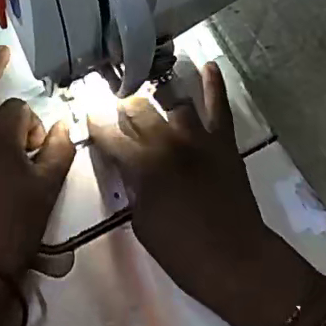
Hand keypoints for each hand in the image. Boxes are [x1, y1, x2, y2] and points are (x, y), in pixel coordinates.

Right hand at [90, 64, 323, 325]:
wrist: (236, 261)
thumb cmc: (180, 250)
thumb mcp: (140, 220)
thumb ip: (130, 184)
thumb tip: (123, 161)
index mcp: (140, 164)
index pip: (108, 132)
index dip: (95, 120)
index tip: (89, 112)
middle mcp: (165, 141)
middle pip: (137, 106)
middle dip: (122, 103)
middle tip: (117, 103)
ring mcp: (197, 137)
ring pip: (173, 99)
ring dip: (159, 93)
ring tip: (149, 86)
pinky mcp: (223, 141)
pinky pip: (218, 105)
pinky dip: (213, 84)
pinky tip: (207, 64)